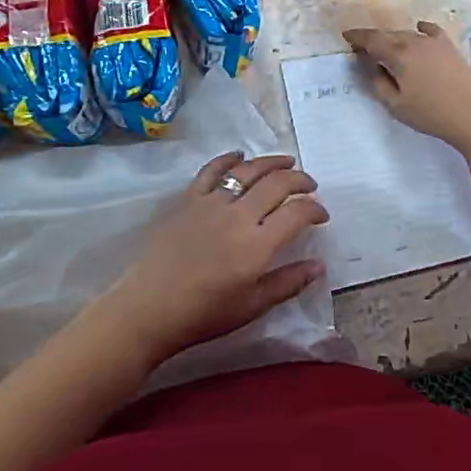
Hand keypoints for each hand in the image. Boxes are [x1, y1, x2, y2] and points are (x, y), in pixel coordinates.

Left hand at [99, 153, 327, 361]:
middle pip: (277, 184)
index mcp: (257, 244)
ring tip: (286, 163)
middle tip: (310, 186)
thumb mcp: (252, 306)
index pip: (297, 213)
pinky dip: (228, 159)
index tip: (322, 215)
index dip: (315, 209)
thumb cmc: (203, 314)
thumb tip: (319, 266)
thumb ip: (288, 282)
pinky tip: (240, 156)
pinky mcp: (188, 199)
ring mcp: (211, 203)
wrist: (148, 309)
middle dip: (300, 180)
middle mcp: (238, 215)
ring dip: (272, 163)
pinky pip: (212, 171)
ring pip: (248, 171)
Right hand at [342, 21, 470, 151]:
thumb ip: (376, 81)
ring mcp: (434, 42)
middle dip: (374, 39)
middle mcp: (415, 41)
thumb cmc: (430, 113)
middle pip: (388, 35)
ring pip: (407, 34)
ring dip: (393, 39)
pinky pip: (430, 31)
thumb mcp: (395, 104)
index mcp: (399, 54)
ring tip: (386, 49)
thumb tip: (367, 63)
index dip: (357, 37)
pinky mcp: (449, 47)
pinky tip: (418, 30)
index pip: (372, 40)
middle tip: (363, 48)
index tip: (346, 36)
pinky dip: (420, 30)